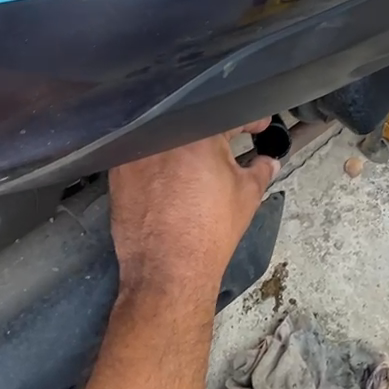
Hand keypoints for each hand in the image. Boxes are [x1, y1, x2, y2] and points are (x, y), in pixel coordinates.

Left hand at [107, 122, 277, 302]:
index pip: (232, 117)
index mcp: (201, 134)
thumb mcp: (246, 196)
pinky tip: (166, 180)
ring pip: (165, 136)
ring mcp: (138, 151)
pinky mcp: (118, 169)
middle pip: (194, 122)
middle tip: (227, 149)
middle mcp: (165, 135)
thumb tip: (269, 162)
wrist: (169, 270)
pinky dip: (156, 162)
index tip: (257, 127)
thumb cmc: (209, 232)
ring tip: (194, 169)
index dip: (251, 121)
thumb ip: (261, 170)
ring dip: (182, 146)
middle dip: (214, 133)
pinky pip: (140, 154)